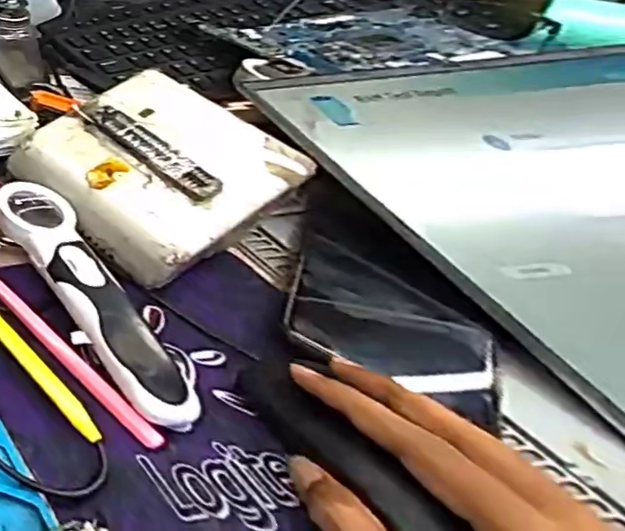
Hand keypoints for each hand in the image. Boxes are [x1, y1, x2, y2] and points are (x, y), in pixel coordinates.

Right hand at [288, 359, 603, 530]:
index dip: (355, 404)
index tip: (303, 374)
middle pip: (469, 439)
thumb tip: (305, 468)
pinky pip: (527, 481)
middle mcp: (574, 526)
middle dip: (392, 394)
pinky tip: (442, 446)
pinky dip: (470, 449)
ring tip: (377, 391)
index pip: (424, 447)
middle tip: (330, 363)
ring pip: (505, 456)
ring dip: (429, 416)